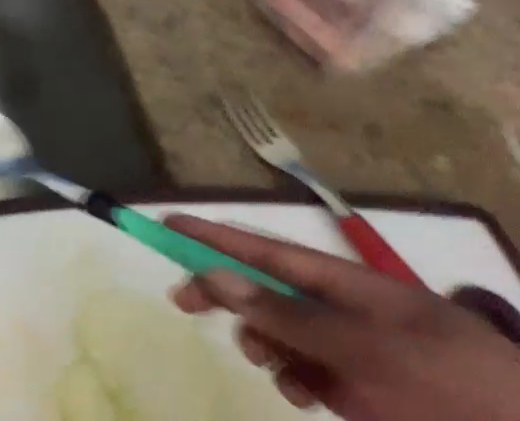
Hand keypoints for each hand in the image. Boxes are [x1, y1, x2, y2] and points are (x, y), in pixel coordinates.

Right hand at [167, 214, 519, 419]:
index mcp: (351, 285)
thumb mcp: (367, 346)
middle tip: (181, 302)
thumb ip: (287, 313)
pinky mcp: (361, 389)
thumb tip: (213, 275)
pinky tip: (303, 395)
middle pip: (265, 288)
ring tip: (269, 364)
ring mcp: (355, 351)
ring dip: (261, 344)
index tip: (166, 224)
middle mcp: (346, 311)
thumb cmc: (452, 384)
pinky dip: (291, 379)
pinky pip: (304, 371)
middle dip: (225, 293)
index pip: (268, 249)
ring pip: (279, 333)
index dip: (216, 236)